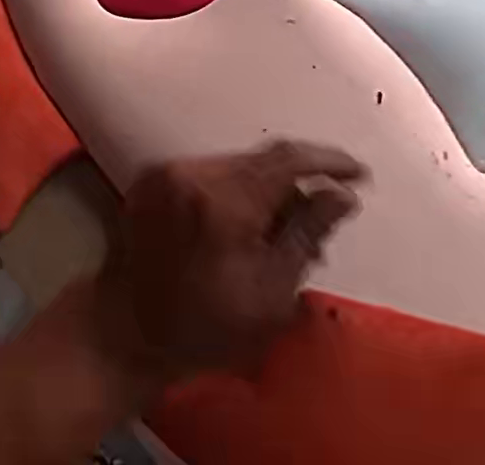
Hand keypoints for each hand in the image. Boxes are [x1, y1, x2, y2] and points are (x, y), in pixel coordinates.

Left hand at [92, 141, 366, 383]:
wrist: (128, 326)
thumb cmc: (206, 324)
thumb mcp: (272, 291)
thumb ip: (306, 231)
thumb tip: (341, 194)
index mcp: (224, 199)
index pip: (286, 159)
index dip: (327, 160)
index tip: (356, 172)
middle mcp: (191, 173)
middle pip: (258, 161)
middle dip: (294, 185)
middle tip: (314, 223)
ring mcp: (165, 172)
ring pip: (232, 164)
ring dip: (261, 188)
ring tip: (274, 233)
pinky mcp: (149, 178)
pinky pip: (203, 171)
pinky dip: (228, 188)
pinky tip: (238, 223)